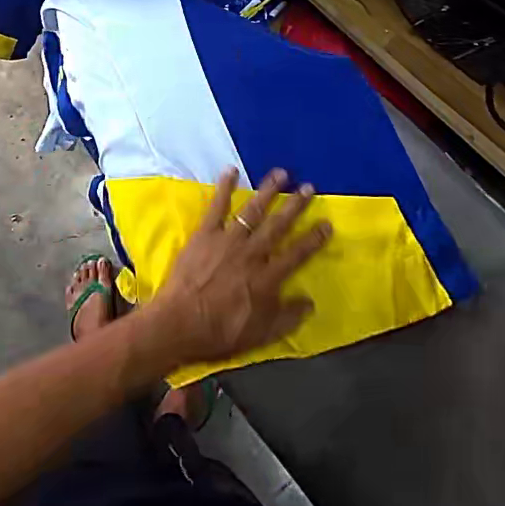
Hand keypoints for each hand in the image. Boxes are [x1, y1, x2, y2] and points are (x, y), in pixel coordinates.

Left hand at [143, 168, 331, 368]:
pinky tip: (231, 171)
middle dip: (295, 205)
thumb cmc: (219, 332)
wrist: (177, 324)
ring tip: (281, 173)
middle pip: (279, 225)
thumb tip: (310, 303)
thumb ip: (287, 318)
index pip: (297, 253)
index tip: (327, 223)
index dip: (314, 238)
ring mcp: (229, 240)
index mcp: (268, 277)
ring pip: (254, 210)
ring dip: (268, 191)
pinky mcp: (206, 234)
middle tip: (308, 187)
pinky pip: (217, 206)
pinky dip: (224, 187)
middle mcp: (253, 253)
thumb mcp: (260, 334)